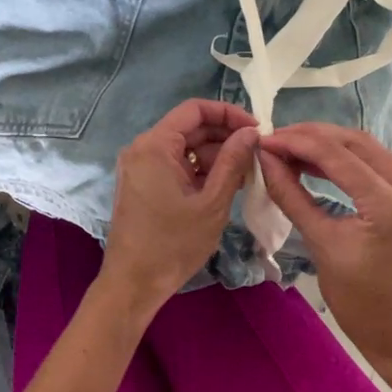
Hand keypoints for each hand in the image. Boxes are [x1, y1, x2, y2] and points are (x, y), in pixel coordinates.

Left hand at [97, 100, 259, 320]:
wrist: (133, 282)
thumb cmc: (173, 243)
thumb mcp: (211, 203)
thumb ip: (233, 163)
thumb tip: (250, 133)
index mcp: (154, 145)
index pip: (194, 109)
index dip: (228, 113)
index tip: (257, 129)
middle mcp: (142, 148)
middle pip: (189, 128)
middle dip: (225, 136)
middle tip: (258, 153)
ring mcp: (140, 166)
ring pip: (184, 147)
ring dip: (215, 155)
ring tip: (248, 172)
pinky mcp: (142, 183)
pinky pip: (175, 165)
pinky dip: (199, 170)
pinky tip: (226, 184)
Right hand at [256, 123, 391, 372]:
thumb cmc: (360, 302)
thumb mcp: (320, 245)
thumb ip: (291, 195)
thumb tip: (265, 158)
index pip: (338, 157)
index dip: (297, 142)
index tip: (265, 140)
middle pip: (359, 144)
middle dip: (313, 136)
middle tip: (277, 140)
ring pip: (373, 151)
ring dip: (332, 146)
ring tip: (294, 149)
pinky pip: (384, 167)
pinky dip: (351, 161)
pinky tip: (322, 164)